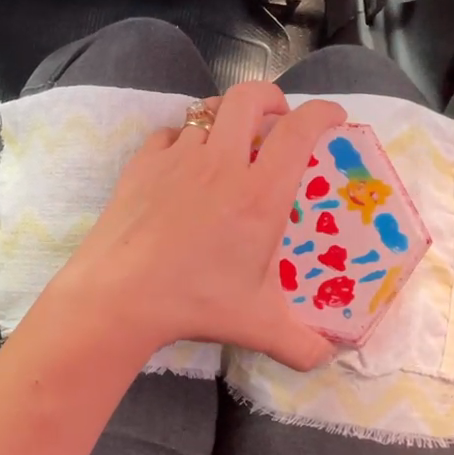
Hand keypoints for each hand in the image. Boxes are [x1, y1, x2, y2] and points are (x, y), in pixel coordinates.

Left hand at [47, 82, 346, 371]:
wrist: (121, 292)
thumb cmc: (195, 301)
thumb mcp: (259, 325)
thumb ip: (302, 343)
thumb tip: (328, 358)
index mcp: (259, 193)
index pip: (298, 131)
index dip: (321, 113)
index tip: (332, 116)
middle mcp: (221, 162)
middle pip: (248, 97)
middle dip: (270, 96)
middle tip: (278, 117)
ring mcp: (178, 156)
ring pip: (206, 111)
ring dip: (225, 117)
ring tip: (230, 139)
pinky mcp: (143, 161)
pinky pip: (170, 132)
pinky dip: (184, 137)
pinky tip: (184, 161)